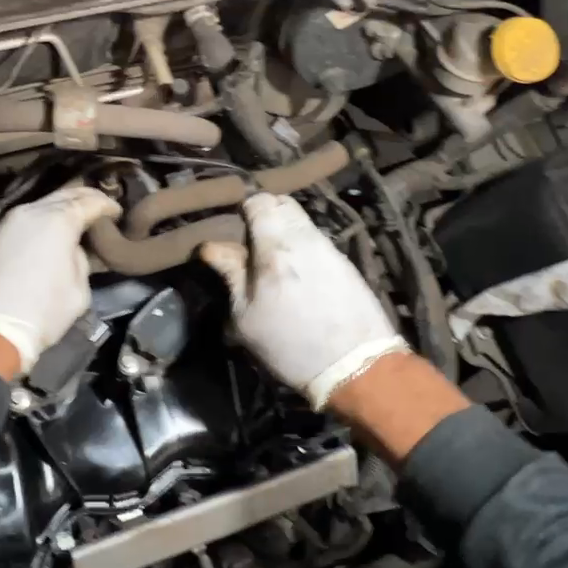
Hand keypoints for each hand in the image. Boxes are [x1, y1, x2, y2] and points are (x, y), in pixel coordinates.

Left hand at [0, 187, 121, 373]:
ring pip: (41, 204)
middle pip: (63, 195)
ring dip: (60, 208)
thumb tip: (74, 251)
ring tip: (75, 218)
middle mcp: (32, 211)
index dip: (107, 205)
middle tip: (99, 206)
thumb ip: (82, 261)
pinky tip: (48, 232)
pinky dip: (41, 220)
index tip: (117, 212)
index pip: (90, 202)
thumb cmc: (41, 311)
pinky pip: (24, 220)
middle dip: (84, 197)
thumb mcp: (79, 290)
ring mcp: (8, 221)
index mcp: (58, 220)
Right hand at [201, 192, 409, 409]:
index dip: (243, 208)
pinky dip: (301, 244)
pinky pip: (316, 238)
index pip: (259, 201)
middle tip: (251, 241)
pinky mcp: (344, 260)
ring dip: (284, 229)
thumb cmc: (290, 345)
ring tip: (273, 258)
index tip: (234, 230)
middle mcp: (304, 238)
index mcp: (275, 248)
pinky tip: (297, 271)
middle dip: (264, 213)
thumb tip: (210, 247)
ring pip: (301, 220)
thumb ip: (230, 274)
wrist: (356, 366)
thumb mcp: (246, 317)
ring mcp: (328, 247)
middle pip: (283, 203)